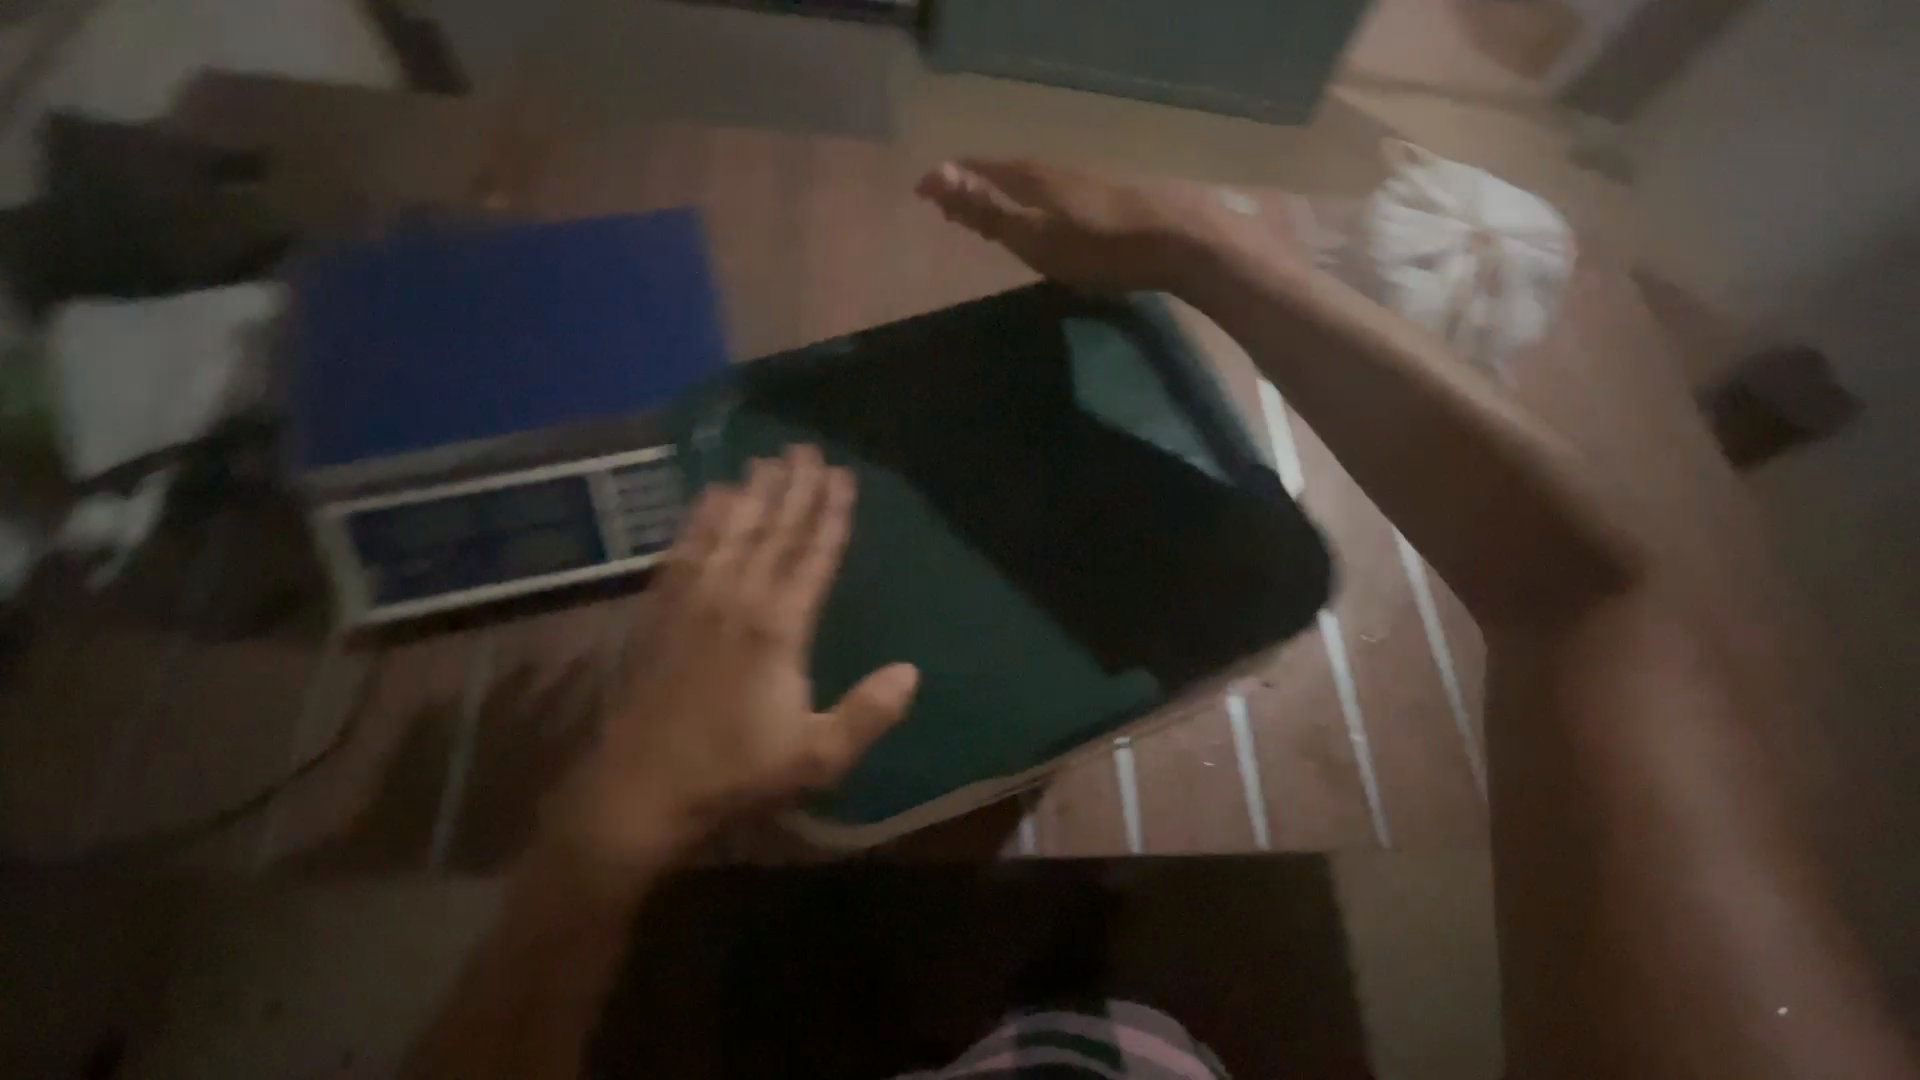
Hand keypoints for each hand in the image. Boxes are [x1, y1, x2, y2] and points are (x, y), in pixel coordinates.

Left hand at [546, 445, 917, 875]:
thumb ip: (866, 714)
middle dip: (794, 488)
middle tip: (808, 448)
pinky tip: (710, 497)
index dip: (830, 514)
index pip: (811, 556)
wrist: (637, 791)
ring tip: (768, 459)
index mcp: (778, 629)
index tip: (842, 475)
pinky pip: (684, 549)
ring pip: (729, 531)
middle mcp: (736, 600)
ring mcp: (692, 601)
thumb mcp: (815, 758)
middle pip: (772, 531)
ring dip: (752, 493)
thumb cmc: (733, 775)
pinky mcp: (659, 611)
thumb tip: (911, 672)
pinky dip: (700, 518)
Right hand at [914, 158, 1251, 293]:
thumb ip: (987, 212)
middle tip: (950, 210)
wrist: (1178, 240)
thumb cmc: (1098, 244)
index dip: (950, 181)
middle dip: (974, 189)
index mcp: (1031, 177)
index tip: (921, 193)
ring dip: (1005, 199)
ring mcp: (1086, 184)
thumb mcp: (1033, 236)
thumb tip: (935, 177)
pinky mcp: (1110, 201)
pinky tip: (1043, 222)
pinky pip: (1054, 198)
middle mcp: (1056, 172)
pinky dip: (1034, 207)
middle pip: (1004, 175)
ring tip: (990, 217)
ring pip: (1032, 186)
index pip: (979, 170)